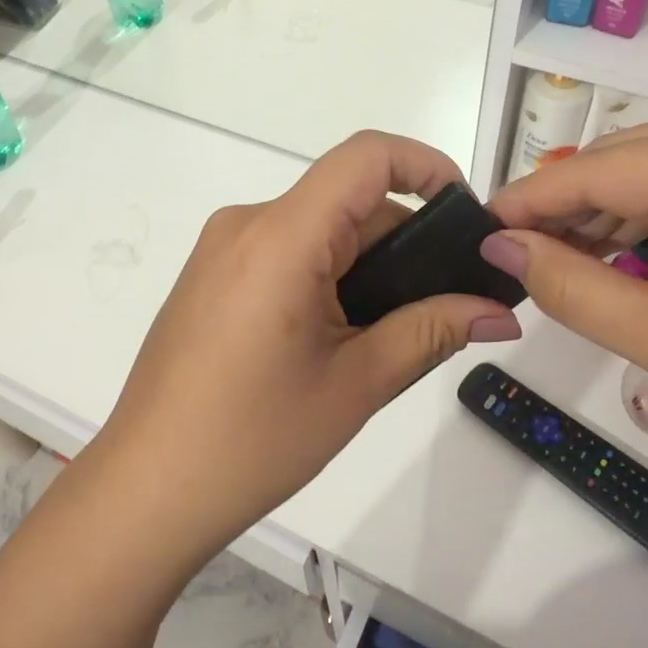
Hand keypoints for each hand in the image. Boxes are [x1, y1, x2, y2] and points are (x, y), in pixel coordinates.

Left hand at [92, 131, 522, 550]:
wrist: (147, 490)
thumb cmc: (252, 439)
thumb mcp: (356, 384)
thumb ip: (432, 331)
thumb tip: (500, 312)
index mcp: (281, 237)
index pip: (365, 157)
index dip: (426, 165)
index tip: (466, 217)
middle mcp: (246, 225)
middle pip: (346, 202)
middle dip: (406, 243)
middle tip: (449, 306)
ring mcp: (221, 251)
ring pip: (318, 231)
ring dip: (367, 267)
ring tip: (397, 335)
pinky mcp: (210, 278)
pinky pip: (286, 253)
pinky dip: (328, 277)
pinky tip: (342, 339)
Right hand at [483, 115, 647, 475]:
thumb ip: (573, 287)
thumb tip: (500, 246)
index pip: (609, 167)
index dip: (535, 197)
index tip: (479, 225)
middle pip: (631, 155)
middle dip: (568, 202)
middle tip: (514, 251)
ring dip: (604, 206)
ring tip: (555, 254)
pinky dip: (647, 209)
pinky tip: (613, 246)